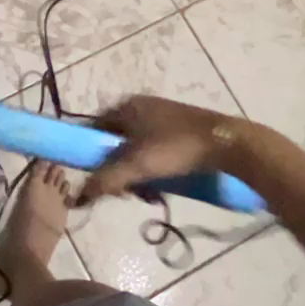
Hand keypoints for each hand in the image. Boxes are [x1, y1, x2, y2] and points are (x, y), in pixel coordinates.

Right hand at [76, 95, 259, 204]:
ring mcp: (162, 116)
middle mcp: (140, 107)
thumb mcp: (136, 167)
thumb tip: (76, 198)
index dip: (90, 156)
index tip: (99, 180)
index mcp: (125, 107)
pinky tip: (165, 186)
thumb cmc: (176, 149)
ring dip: (138, 175)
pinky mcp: (180, 128)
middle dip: (119, 172)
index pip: (92, 130)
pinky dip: (155, 169)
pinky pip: (156, 150)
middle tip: (129, 192)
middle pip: (115, 144)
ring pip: (137, 151)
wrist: (228, 144)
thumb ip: (104, 182)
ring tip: (151, 194)